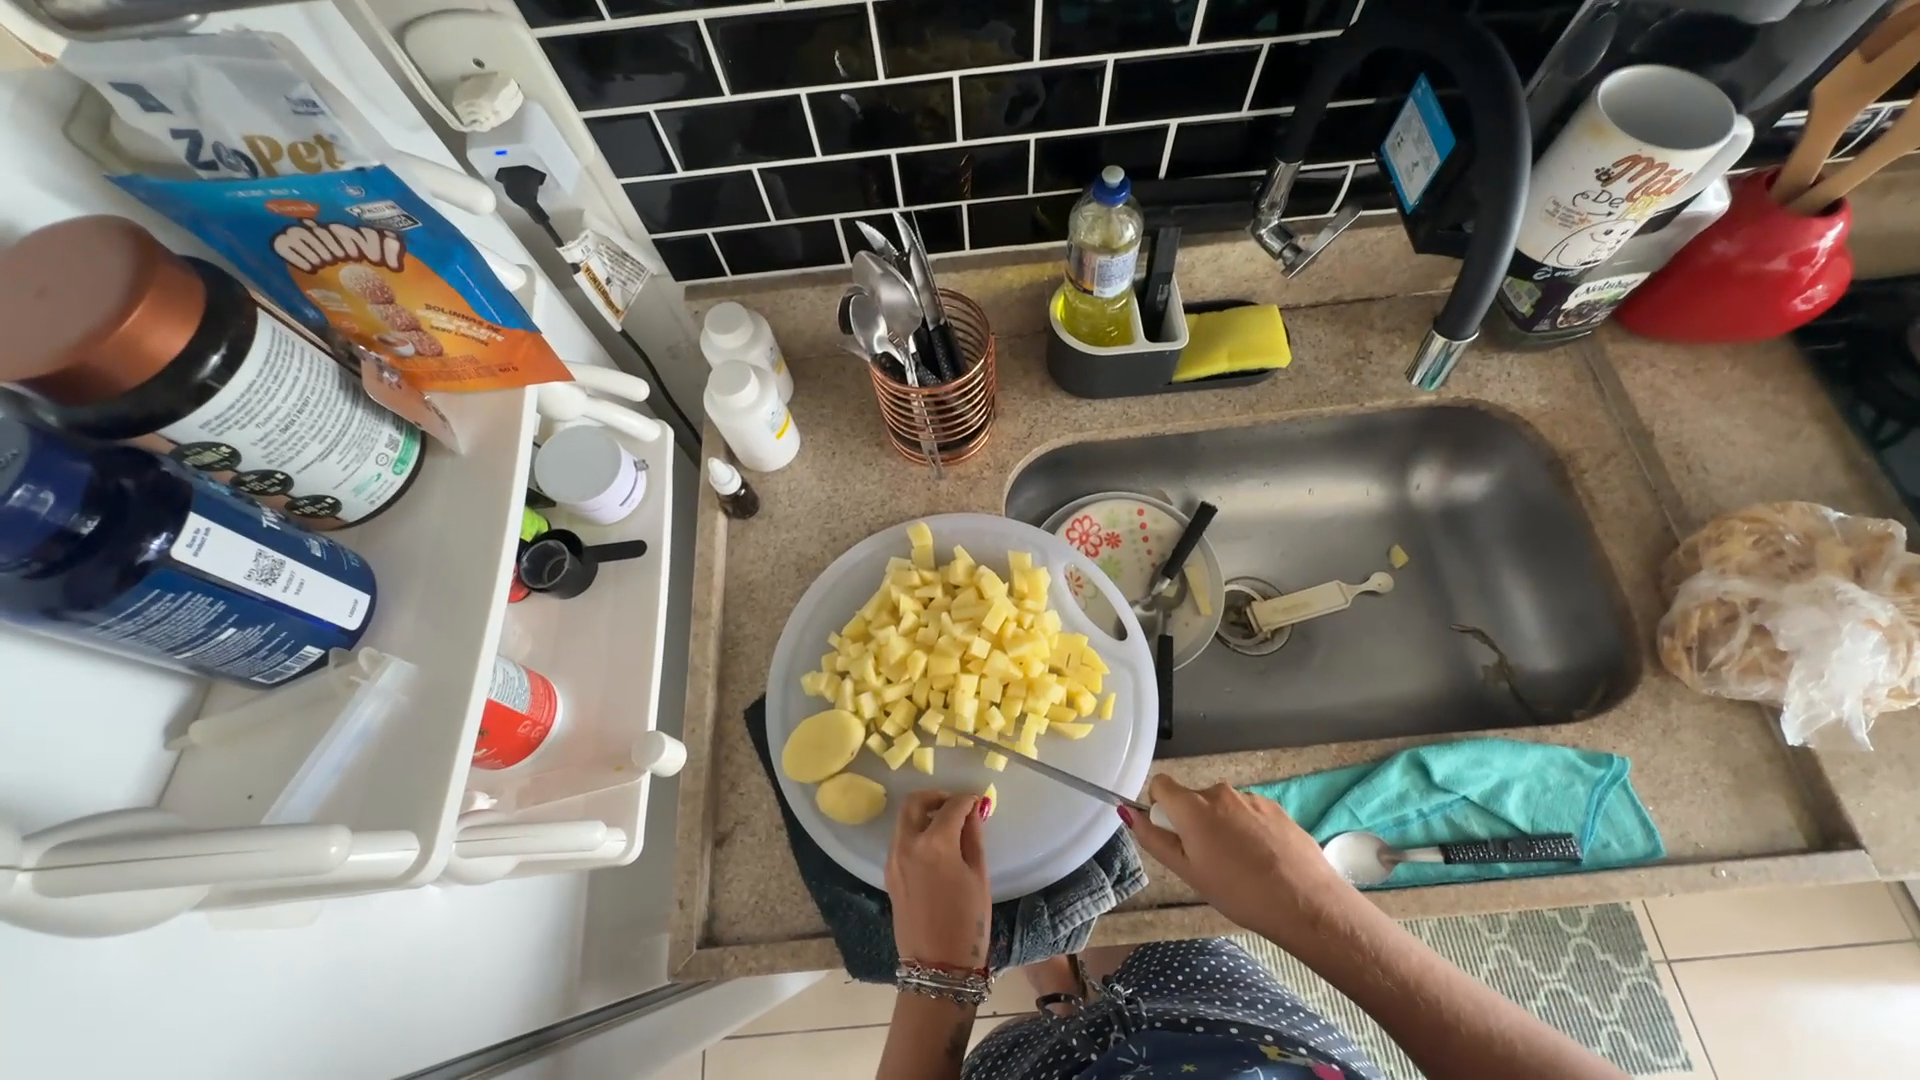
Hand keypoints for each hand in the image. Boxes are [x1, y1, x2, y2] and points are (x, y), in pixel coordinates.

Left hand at [885, 790, 991, 967]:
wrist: (937, 966)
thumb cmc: (967, 922)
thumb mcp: (978, 875)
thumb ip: (973, 837)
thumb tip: (973, 812)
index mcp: (934, 843)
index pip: (951, 806)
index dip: (967, 800)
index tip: (978, 802)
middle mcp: (907, 844)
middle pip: (915, 802)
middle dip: (936, 797)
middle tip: (956, 805)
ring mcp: (893, 859)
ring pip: (903, 819)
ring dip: (924, 812)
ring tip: (947, 824)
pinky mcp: (889, 873)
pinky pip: (900, 839)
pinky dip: (915, 831)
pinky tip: (935, 845)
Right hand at [1123, 774, 1352, 937]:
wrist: (1306, 902)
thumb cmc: (1238, 892)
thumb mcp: (1187, 872)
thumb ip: (1153, 839)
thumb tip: (1129, 812)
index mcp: (1192, 806)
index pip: (1161, 784)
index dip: (1160, 807)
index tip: (1172, 835)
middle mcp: (1219, 793)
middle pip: (1193, 799)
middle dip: (1193, 822)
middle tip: (1207, 861)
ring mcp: (1251, 798)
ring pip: (1222, 808)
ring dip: (1222, 827)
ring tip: (1240, 866)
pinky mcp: (1276, 808)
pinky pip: (1249, 813)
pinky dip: (1248, 831)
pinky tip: (1263, 861)